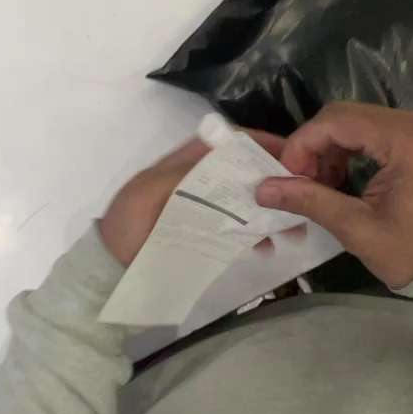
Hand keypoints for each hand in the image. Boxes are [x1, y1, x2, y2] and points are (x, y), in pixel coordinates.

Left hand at [99, 129, 288, 265]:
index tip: (290, 155)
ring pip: (243, 199)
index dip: (258, 143)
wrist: (109, 271)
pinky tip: (266, 247)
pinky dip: (254, 232)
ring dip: (269, 208)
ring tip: (293, 230)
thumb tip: (221, 159)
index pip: (226, 142)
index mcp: (182, 163)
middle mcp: (196, 180)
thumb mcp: (148, 194)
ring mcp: (201, 207)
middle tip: (303, 196)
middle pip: (242, 171)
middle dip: (274, 180)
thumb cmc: (126, 227)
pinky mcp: (202, 232)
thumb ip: (181, 175)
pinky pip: (235, 225)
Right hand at [255, 104, 412, 287]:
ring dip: (331, 149)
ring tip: (320, 186)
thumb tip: (262, 188)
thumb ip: (310, 201)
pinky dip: (353, 150)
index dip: (301, 145)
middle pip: (345, 117)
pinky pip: (377, 131)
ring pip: (358, 122)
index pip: (335, 121)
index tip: (286, 178)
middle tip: (300, 184)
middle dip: (314, 148)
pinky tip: (343, 179)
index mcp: (406, 139)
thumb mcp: (360, 229)